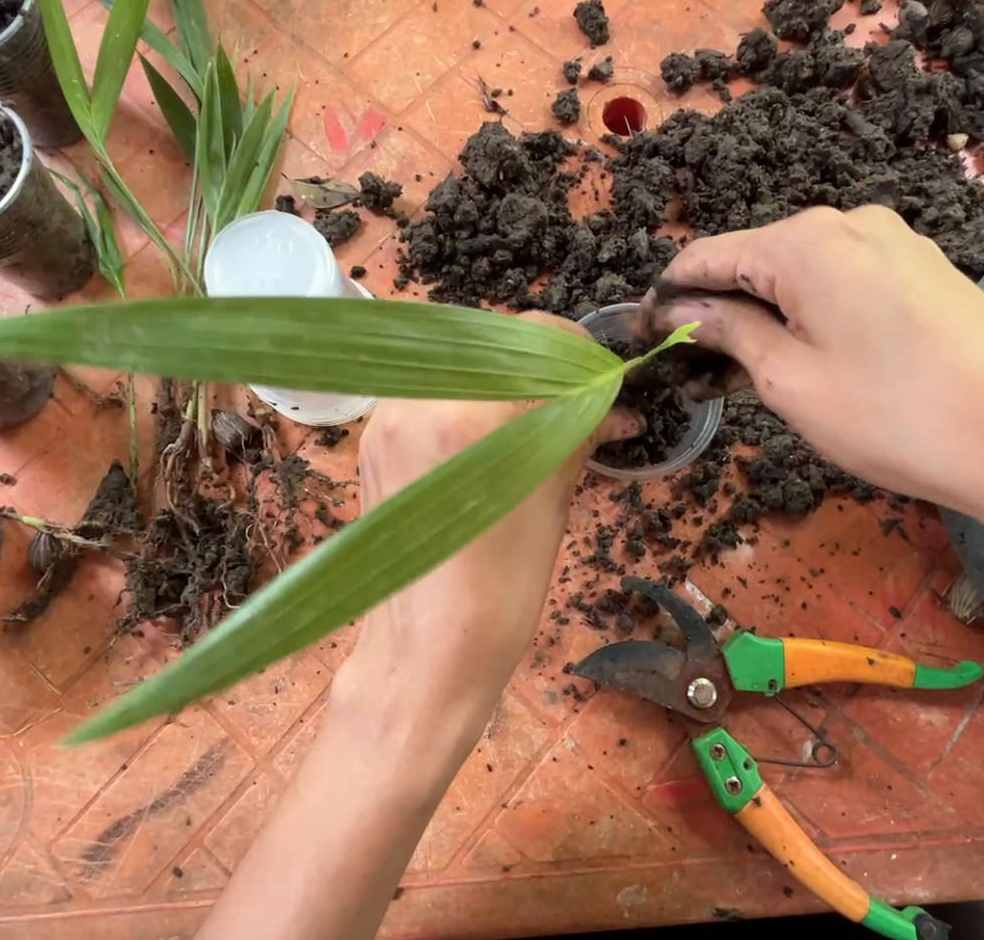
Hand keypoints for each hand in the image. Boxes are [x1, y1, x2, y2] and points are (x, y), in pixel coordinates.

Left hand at [331, 313, 637, 743]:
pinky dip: (466, 398)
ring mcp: (387, 416)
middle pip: (493, 340)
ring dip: (502, 376)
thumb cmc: (502, 589)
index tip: (597, 377)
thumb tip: (610, 398)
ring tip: (532, 417)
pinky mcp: (374, 435)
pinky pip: (430, 391)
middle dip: (539, 360)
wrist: (426, 647)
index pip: (533, 336)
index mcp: (468, 414)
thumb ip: (576, 429)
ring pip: (459, 362)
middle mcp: (417, 400)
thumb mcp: (553, 500)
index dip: (576, 350)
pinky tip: (491, 433)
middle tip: (571, 398)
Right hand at [641, 206, 983, 549]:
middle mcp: (850, 225)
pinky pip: (839, 284)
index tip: (642, 335)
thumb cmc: (894, 415)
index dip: (668, 296)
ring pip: (798, 276)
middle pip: (754, 261)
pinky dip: (805, 317)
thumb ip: (728, 333)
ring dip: (760, 318)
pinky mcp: (922, 272)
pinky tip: (797, 359)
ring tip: (736, 377)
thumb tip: (682, 311)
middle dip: (715, 311)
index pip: (708, 256)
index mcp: (807, 241)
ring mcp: (894, 244)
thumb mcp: (790, 380)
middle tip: (690, 372)